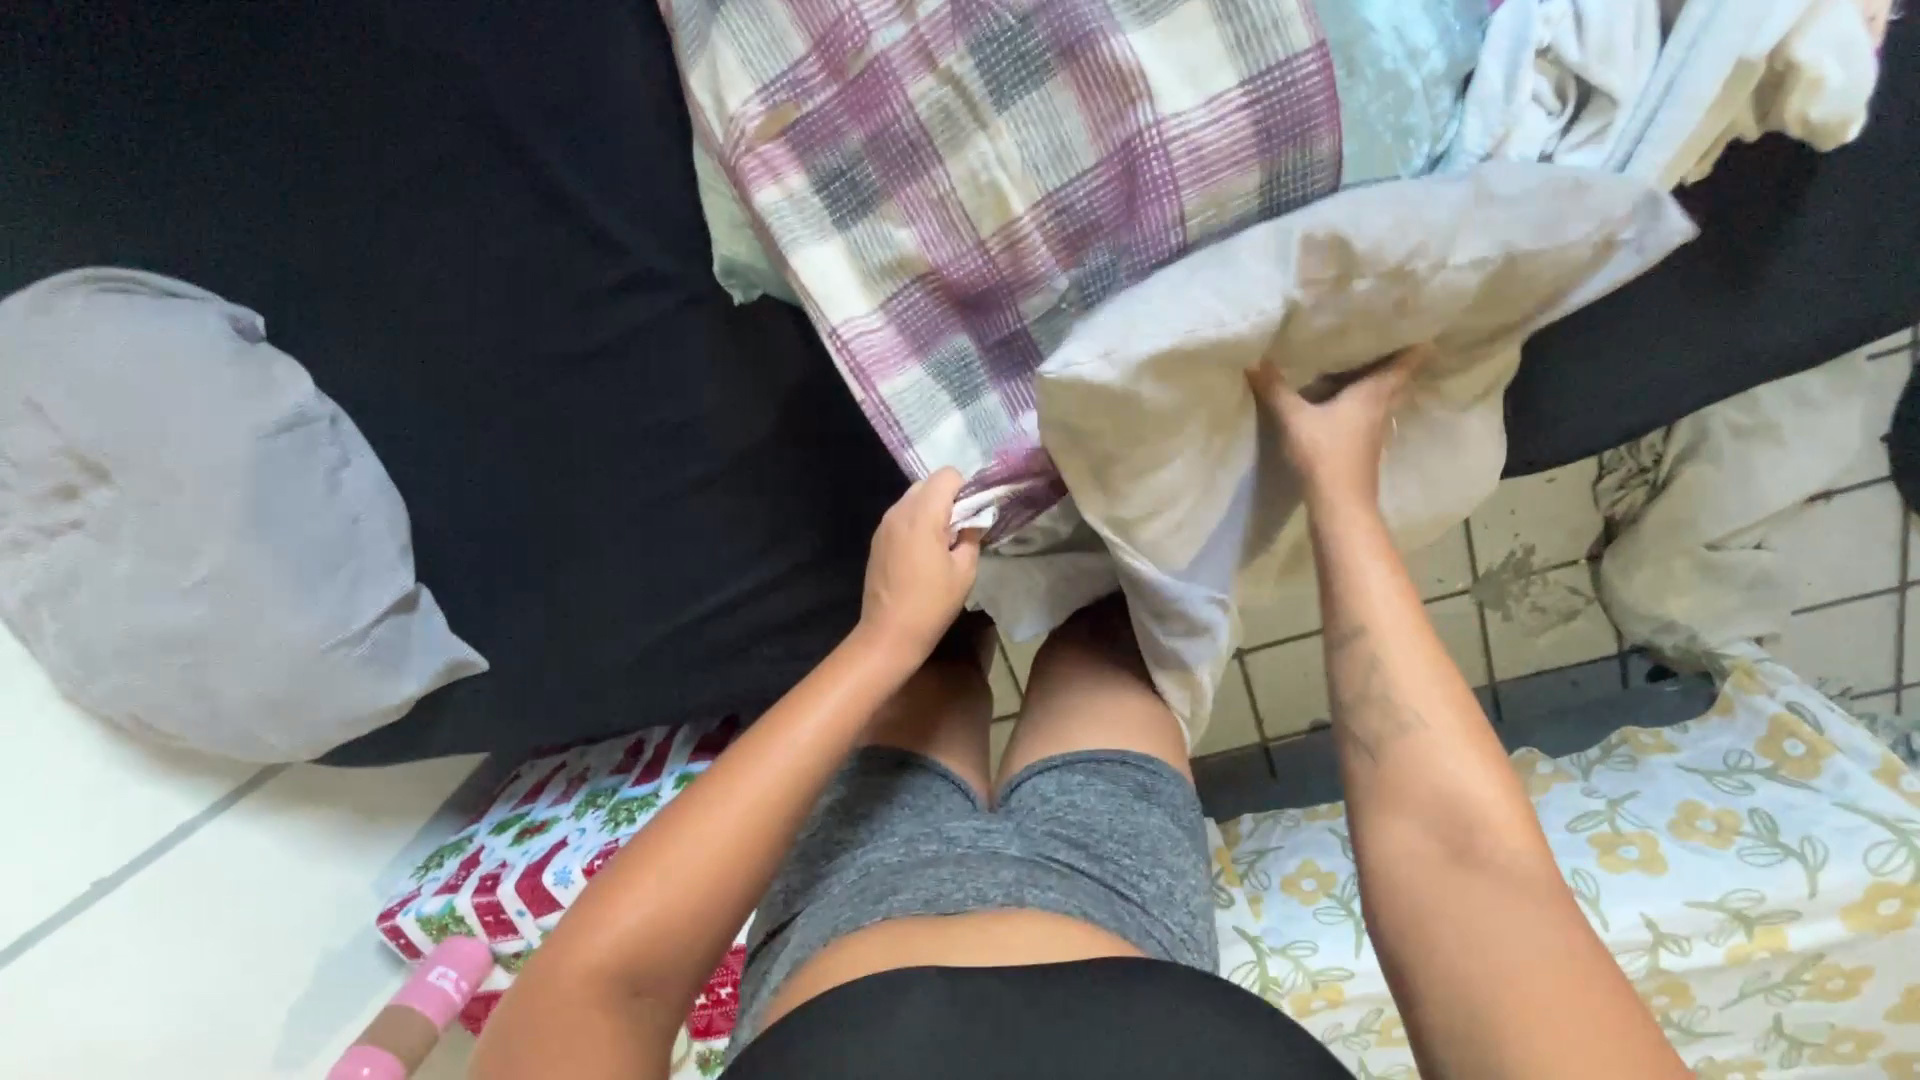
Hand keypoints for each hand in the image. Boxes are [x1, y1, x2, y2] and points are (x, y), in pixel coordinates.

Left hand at [858, 467, 983, 660]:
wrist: (889, 633)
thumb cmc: (932, 603)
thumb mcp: (964, 570)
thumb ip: (972, 535)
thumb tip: (975, 519)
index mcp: (922, 514)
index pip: (947, 475)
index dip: (965, 489)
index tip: (973, 516)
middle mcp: (898, 511)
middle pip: (928, 484)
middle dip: (948, 499)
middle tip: (960, 530)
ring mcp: (884, 525)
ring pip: (913, 499)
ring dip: (931, 511)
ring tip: (943, 544)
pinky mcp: (877, 540)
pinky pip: (901, 517)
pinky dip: (916, 523)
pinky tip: (924, 553)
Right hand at [1247, 345, 1429, 508]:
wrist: (1340, 503)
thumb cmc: (1325, 454)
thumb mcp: (1295, 419)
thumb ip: (1275, 389)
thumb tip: (1253, 360)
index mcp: (1374, 392)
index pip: (1407, 360)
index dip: (1415, 341)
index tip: (1417, 322)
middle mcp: (1382, 406)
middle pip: (1397, 377)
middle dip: (1394, 357)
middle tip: (1382, 337)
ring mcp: (1377, 429)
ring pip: (1384, 395)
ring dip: (1377, 380)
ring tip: (1360, 362)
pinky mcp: (1366, 445)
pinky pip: (1370, 412)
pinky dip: (1363, 401)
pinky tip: (1345, 400)